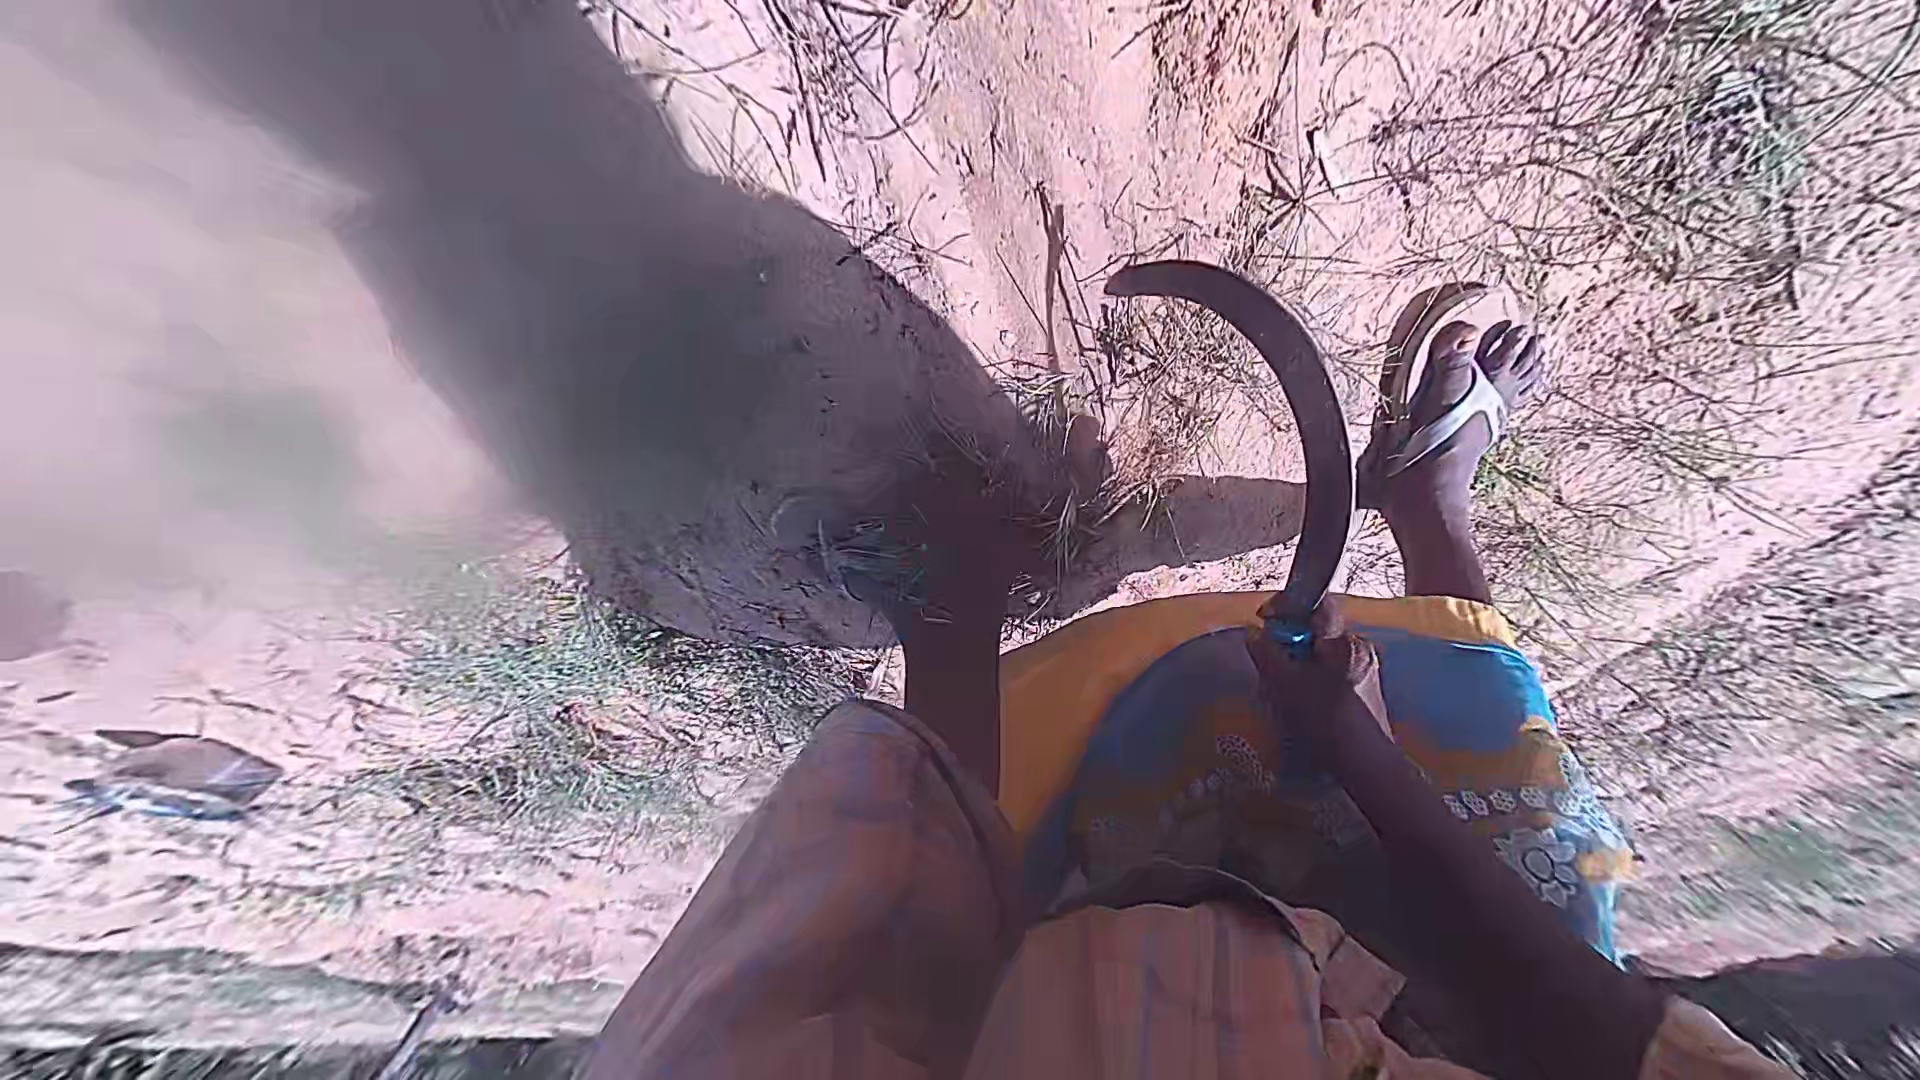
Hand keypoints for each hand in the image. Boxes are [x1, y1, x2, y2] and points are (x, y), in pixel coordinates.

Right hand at [1243, 596, 1392, 766]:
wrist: (1366, 765)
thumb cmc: (1325, 719)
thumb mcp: (1286, 684)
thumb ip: (1266, 653)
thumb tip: (1254, 633)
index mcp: (1344, 642)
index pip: (1317, 604)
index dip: (1286, 605)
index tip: (1264, 619)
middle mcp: (1359, 648)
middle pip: (1316, 628)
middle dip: (1289, 638)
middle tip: (1268, 657)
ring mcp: (1366, 668)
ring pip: (1322, 650)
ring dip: (1298, 658)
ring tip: (1281, 681)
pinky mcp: (1365, 688)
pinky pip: (1331, 667)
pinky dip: (1311, 673)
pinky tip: (1301, 696)